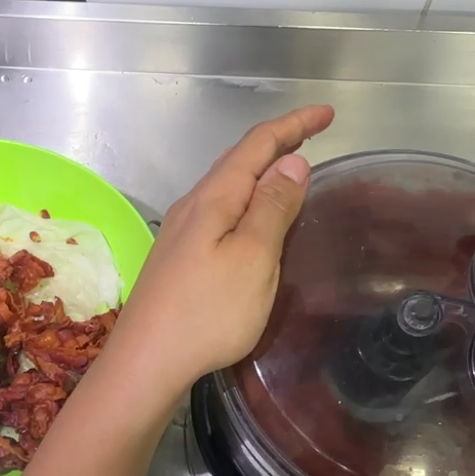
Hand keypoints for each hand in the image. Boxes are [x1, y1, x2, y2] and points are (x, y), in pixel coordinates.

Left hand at [108, 105, 333, 394]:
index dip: (293, 125)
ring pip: (226, 188)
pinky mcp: (178, 259)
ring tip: (290, 171)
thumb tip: (291, 161)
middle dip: (277, 143)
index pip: (257, 145)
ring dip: (260, 172)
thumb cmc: (207, 312)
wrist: (146, 362)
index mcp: (214, 198)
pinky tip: (254, 220)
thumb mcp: (252, 258)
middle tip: (314, 134)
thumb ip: (271, 207)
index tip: (328, 113)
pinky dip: (246, 202)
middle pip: (238, 161)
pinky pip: (219, 213)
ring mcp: (180, 233)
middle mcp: (192, 206)